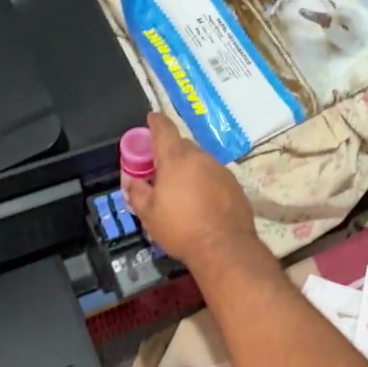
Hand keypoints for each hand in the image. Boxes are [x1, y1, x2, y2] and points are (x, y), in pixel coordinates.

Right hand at [122, 112, 259, 269]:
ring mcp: (221, 170)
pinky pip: (214, 176)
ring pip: (200, 162)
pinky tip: (201, 203)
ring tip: (181, 192)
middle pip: (182, 147)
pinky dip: (205, 183)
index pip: (163, 129)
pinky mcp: (235, 185)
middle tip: (160, 172)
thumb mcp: (149, 213)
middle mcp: (200, 157)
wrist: (224, 248)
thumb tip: (132, 181)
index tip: (151, 118)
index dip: (155, 122)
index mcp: (176, 159)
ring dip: (189, 170)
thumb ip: (137, 192)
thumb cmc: (181, 228)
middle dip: (170, 154)